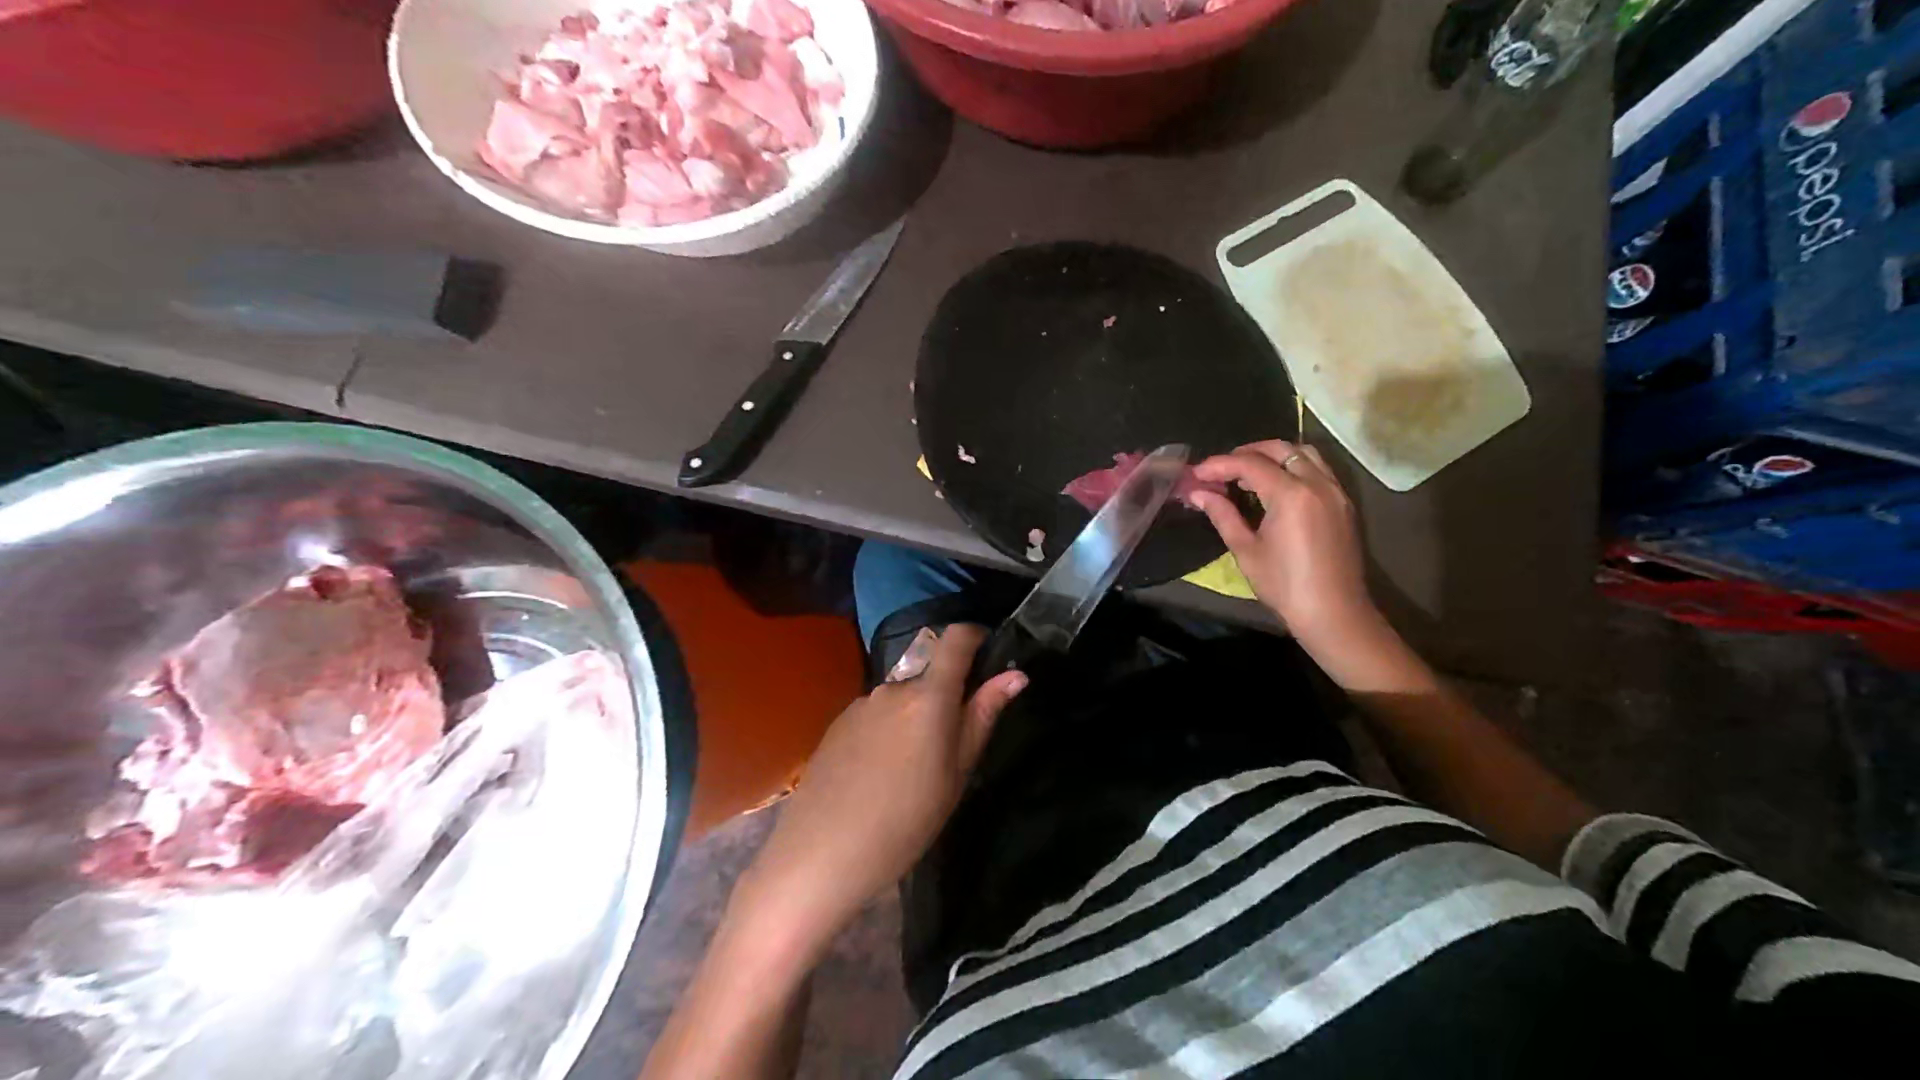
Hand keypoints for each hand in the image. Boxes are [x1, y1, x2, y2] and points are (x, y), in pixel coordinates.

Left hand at [731, 624, 1026, 953]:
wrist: (821, 853)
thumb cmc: (905, 821)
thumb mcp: (956, 774)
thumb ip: (982, 717)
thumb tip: (1016, 675)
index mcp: (928, 696)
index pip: (956, 638)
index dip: (976, 636)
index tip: (989, 653)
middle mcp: (892, 687)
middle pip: (928, 674)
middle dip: (945, 697)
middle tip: (951, 746)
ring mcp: (860, 704)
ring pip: (901, 698)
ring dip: (914, 717)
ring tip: (912, 770)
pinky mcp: (837, 723)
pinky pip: (875, 714)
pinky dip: (887, 730)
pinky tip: (880, 774)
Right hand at [1190, 441, 1378, 652]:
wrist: (1334, 613)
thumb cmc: (1284, 585)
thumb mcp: (1246, 550)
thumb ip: (1223, 515)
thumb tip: (1198, 494)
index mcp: (1291, 495)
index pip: (1250, 464)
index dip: (1219, 464)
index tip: (1197, 473)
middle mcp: (1317, 483)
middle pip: (1279, 449)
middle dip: (1246, 452)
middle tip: (1220, 469)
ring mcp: (1335, 491)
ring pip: (1303, 454)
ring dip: (1273, 456)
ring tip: (1248, 473)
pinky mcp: (1343, 503)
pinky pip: (1317, 469)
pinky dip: (1293, 467)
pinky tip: (1275, 486)